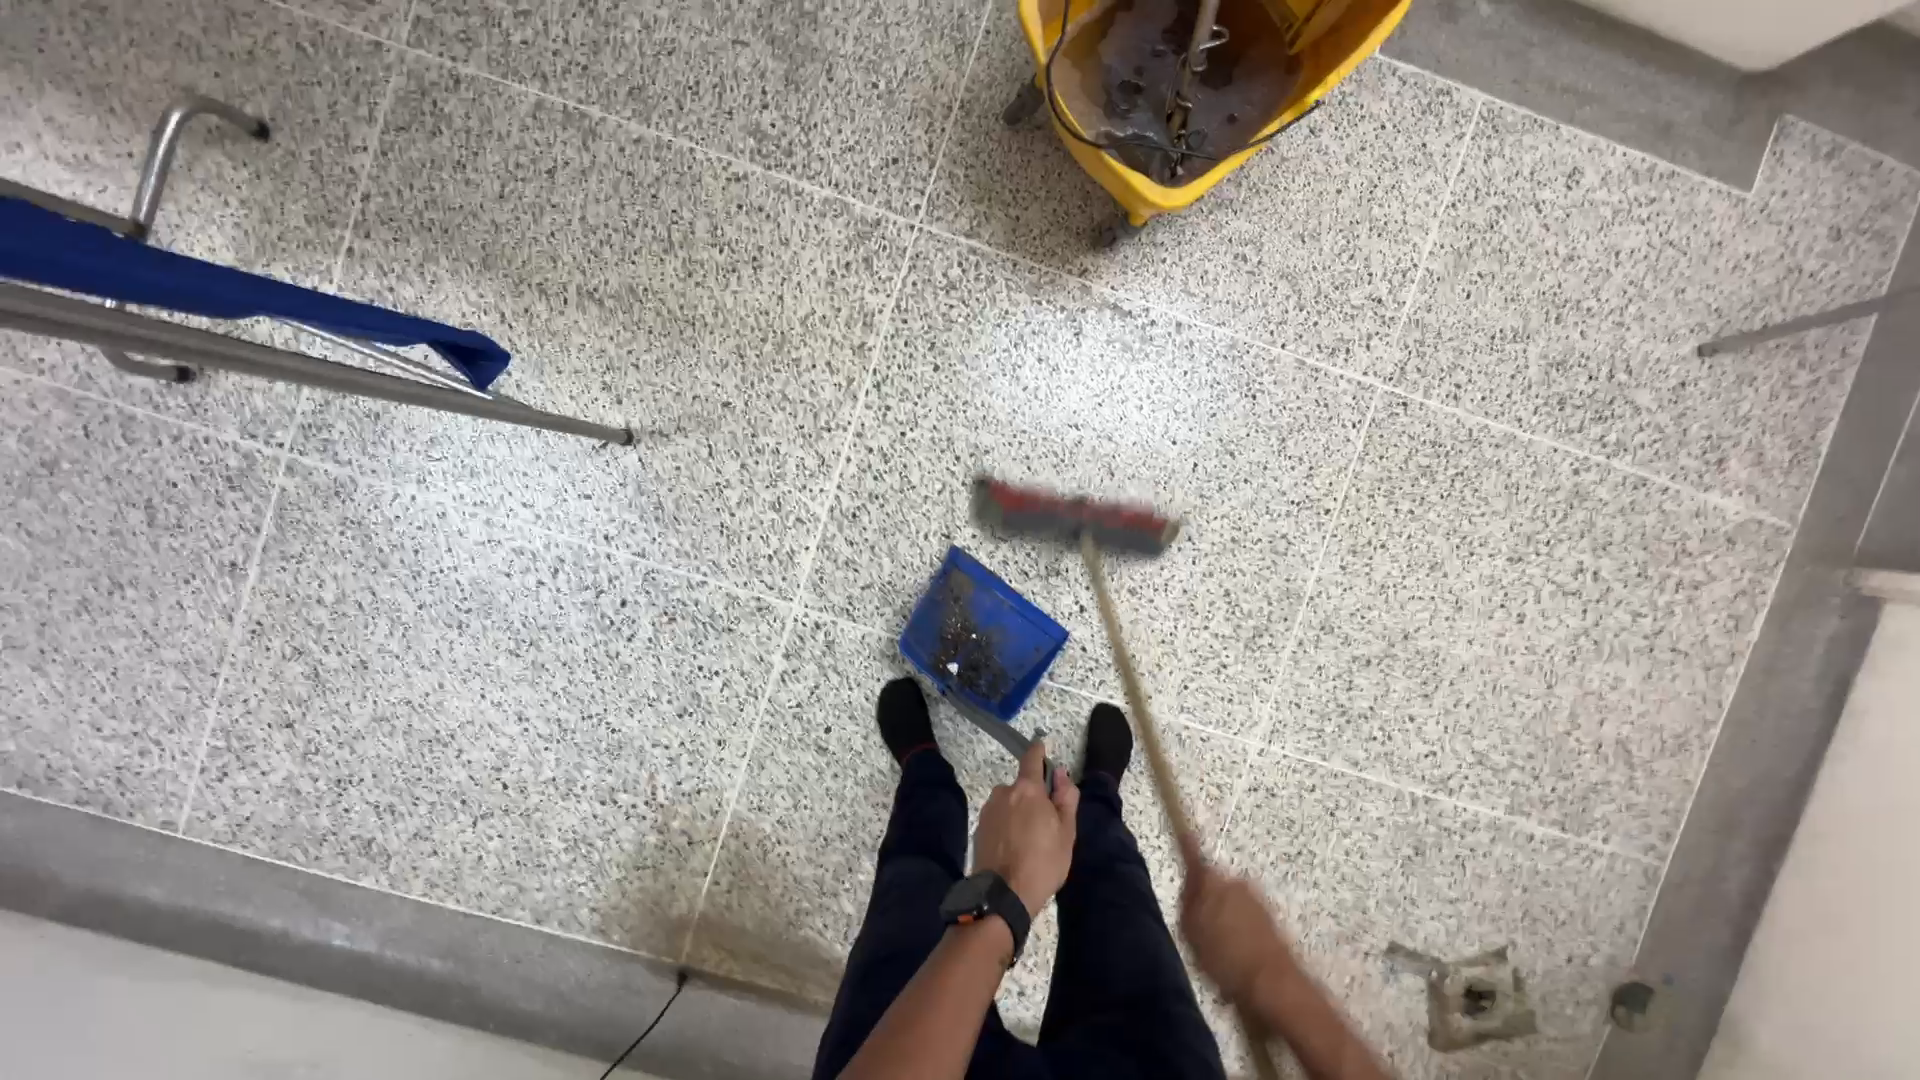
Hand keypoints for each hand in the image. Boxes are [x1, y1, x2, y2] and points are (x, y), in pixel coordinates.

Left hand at [972, 741, 1078, 917]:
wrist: (1003, 895)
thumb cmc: (1042, 862)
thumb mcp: (1066, 832)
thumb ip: (1066, 798)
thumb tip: (1061, 773)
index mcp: (1027, 789)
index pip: (1032, 759)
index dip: (1038, 751)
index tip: (1041, 745)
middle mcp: (1003, 793)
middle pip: (1021, 787)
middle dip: (1033, 797)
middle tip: (1046, 824)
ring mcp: (988, 811)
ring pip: (1009, 804)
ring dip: (1019, 813)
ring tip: (1030, 841)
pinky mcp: (978, 829)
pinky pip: (998, 820)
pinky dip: (1007, 827)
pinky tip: (1014, 849)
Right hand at [1179, 851, 1297, 1003]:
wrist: (1274, 985)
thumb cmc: (1225, 957)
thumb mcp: (1189, 930)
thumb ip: (1186, 901)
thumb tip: (1188, 885)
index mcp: (1212, 880)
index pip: (1192, 851)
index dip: (1184, 838)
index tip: (1179, 816)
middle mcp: (1237, 882)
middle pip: (1213, 882)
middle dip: (1206, 900)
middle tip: (1197, 930)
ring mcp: (1258, 900)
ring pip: (1231, 903)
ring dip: (1225, 920)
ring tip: (1218, 953)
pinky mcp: (1272, 920)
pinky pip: (1247, 921)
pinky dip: (1241, 934)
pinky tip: (1236, 960)